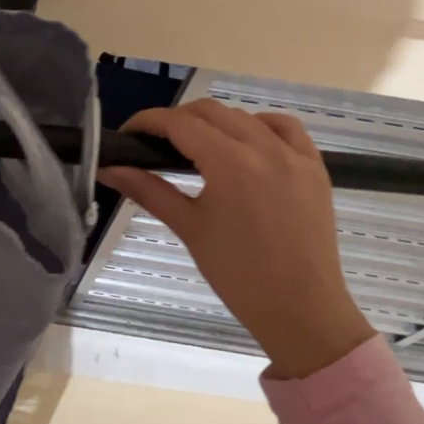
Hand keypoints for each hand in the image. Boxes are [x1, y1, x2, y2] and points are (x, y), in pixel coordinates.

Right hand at [98, 99, 376, 380]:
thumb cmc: (239, 275)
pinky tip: (247, 143)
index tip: (129, 133)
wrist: (302, 312)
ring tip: (198, 147)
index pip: (180, 123)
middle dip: (178, 120)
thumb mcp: (189, 228)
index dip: (149, 122)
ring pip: (245, 116)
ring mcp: (294, 155)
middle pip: (210, 112)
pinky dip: (261, 125)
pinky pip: (286, 127)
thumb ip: (148, 190)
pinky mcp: (315, 167)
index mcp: (230, 163)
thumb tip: (108, 168)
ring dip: (216, 122)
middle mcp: (264, 148)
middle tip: (157, 144)